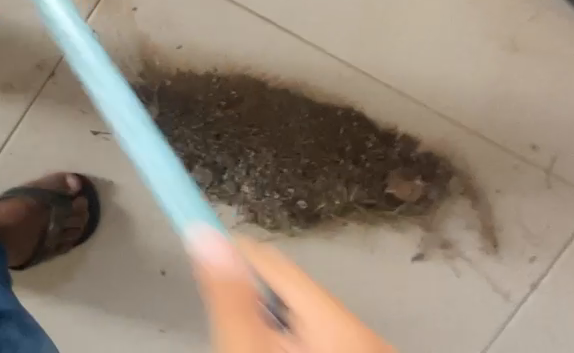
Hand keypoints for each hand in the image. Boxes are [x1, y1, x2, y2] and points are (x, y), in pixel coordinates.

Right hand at [189, 229, 390, 352]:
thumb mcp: (244, 350)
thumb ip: (226, 294)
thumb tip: (202, 233)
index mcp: (341, 326)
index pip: (268, 259)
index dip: (229, 258)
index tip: (205, 274)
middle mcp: (371, 338)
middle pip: (290, 290)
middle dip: (257, 303)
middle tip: (240, 336)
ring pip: (307, 315)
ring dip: (276, 325)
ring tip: (260, 351)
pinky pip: (325, 338)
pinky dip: (298, 343)